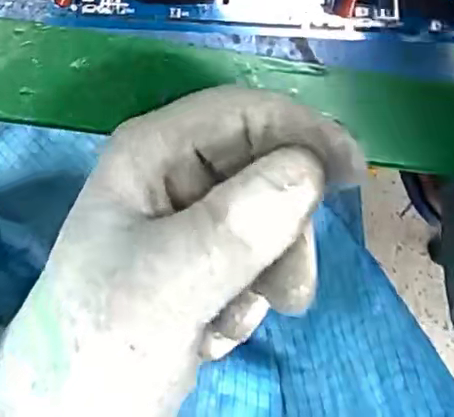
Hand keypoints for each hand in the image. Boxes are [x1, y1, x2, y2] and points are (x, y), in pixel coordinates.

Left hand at [0, 86, 364, 416]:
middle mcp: (174, 170)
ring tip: (232, 322)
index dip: (301, 129)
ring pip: (270, 215)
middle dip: (284, 226)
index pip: (242, 111)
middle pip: (264, 164)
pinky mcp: (201, 259)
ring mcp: (188, 216)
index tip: (352, 171)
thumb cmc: (102, 342)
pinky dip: (251, 296)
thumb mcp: (167, 284)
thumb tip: (310, 170)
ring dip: (268, 271)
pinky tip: (214, 332)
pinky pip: (258, 257)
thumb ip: (236, 227)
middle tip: (285, 289)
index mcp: (154, 149)